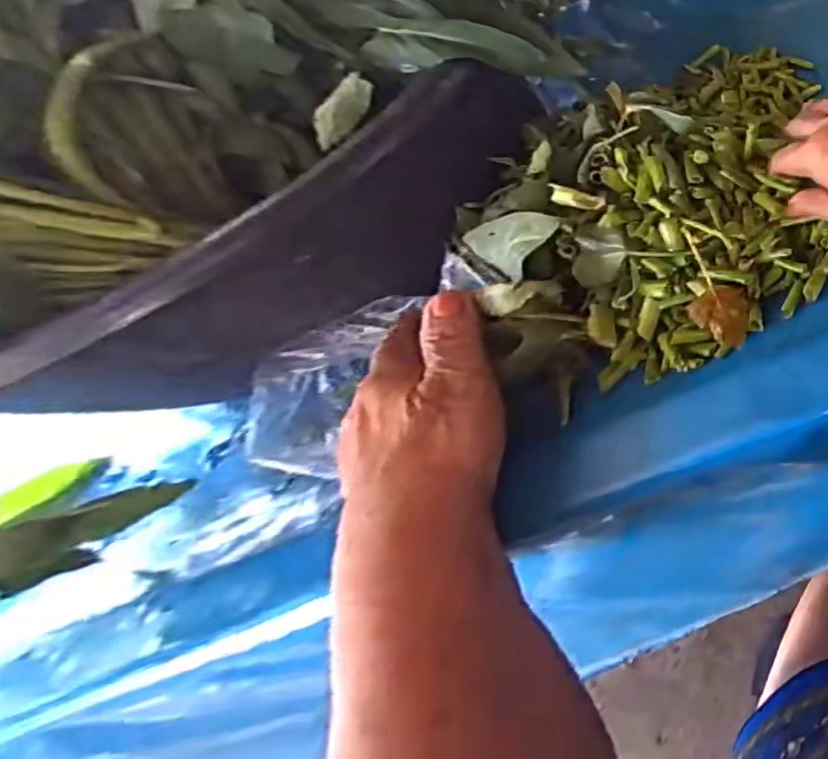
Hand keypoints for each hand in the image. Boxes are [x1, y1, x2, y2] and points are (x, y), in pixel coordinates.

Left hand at [340, 292, 504, 518]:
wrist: (413, 534)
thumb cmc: (446, 448)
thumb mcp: (462, 383)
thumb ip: (453, 339)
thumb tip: (447, 294)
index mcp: (387, 377)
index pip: (405, 330)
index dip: (434, 317)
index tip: (466, 314)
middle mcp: (363, 407)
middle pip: (393, 368)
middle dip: (424, 357)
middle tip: (467, 357)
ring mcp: (360, 448)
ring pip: (387, 407)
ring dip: (413, 397)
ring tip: (448, 401)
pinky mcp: (368, 483)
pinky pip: (388, 442)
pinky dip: (408, 433)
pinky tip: (425, 446)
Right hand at [770, 94, 827, 232]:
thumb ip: (815, 205)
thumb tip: (789, 203)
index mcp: (815, 154)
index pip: (782, 160)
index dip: (777, 173)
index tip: (780, 183)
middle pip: (796, 126)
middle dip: (790, 141)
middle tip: (796, 159)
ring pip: (821, 106)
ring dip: (811, 118)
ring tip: (812, 132)